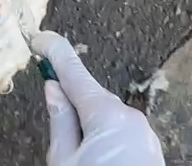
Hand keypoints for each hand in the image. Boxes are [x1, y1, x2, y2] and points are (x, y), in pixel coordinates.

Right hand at [33, 31, 163, 165]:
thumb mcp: (64, 165)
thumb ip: (60, 123)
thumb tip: (54, 88)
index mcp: (105, 113)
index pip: (73, 71)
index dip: (54, 51)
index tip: (39, 37)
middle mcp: (130, 116)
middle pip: (91, 101)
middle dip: (71, 112)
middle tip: (58, 146)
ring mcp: (146, 135)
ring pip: (107, 122)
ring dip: (90, 134)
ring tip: (81, 165)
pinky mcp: (152, 153)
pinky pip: (123, 138)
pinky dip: (106, 147)